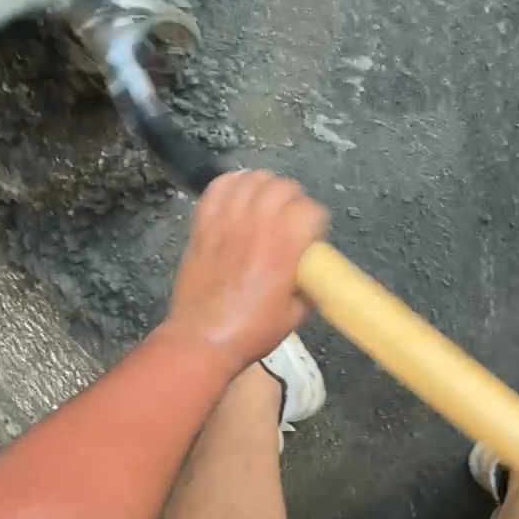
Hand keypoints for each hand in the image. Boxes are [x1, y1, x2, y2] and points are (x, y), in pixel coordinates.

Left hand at [164, 170, 327, 368]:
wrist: (202, 339)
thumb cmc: (251, 332)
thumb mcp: (294, 315)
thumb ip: (307, 287)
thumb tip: (309, 276)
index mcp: (284, 248)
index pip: (310, 210)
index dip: (316, 222)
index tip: (312, 237)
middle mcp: (257, 226)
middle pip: (283, 187)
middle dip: (294, 199)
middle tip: (291, 217)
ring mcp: (226, 222)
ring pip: (251, 179)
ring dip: (264, 186)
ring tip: (266, 202)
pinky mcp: (203, 225)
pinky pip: (217, 187)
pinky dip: (232, 183)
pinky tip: (239, 193)